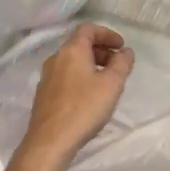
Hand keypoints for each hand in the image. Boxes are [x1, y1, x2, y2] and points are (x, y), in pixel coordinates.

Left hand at [16, 23, 134, 170]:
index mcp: (71, 51)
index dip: (107, 33)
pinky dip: (80, 77)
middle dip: (101, 50)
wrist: (50, 141)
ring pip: (72, 61)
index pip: (88, 29)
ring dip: (91, 65)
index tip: (121, 47)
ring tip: (106, 82)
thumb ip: (122, 64)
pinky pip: (65, 76)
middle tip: (117, 65)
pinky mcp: (44, 94)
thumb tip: (126, 51)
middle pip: (79, 44)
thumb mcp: (112, 84)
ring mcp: (46, 77)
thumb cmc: (84, 108)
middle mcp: (56, 59)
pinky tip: (89, 97)